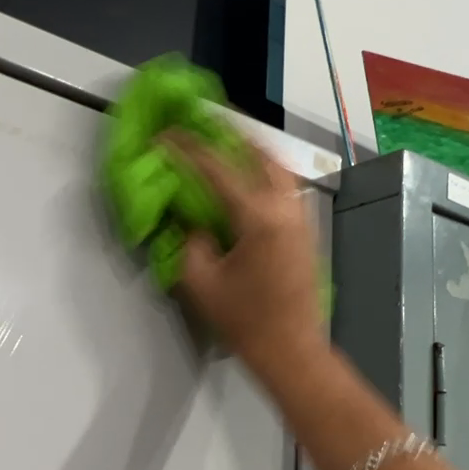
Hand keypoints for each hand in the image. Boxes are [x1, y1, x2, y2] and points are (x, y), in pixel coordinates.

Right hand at [160, 129, 328, 380]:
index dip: (187, 149)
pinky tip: (245, 178)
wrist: (290, 348)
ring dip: (251, 150)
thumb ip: (191, 241)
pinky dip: (262, 171)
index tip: (165, 134)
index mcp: (257, 217)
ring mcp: (299, 219)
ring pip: (278, 169)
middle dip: (232, 134)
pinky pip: (283, 187)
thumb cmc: (242, 318)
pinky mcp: (303, 232)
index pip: (217, 170)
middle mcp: (285, 208)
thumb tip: (192, 219)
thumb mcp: (199, 281)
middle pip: (261, 154)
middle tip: (205, 121)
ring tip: (226, 142)